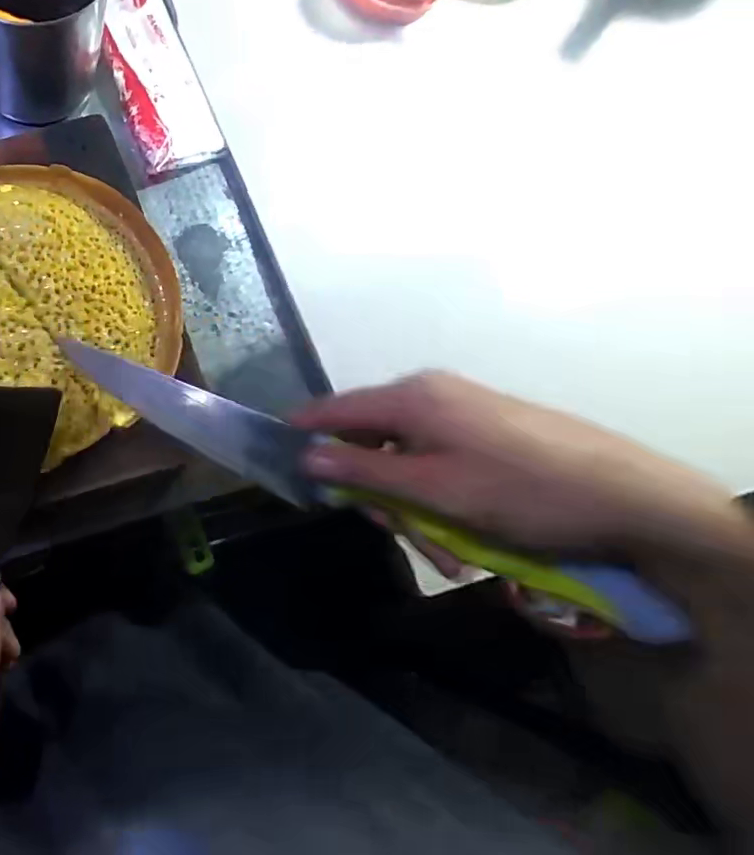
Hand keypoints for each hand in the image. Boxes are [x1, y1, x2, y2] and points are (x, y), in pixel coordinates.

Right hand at [292, 370, 739, 558]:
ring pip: (406, 458)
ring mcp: (464, 411)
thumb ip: (359, 471)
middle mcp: (430, 394)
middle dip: (376, 492)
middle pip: (368, 441)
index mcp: (408, 397)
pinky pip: (441, 460)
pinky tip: (465, 536)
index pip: (327, 410)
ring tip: (444, 552)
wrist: (651, 504)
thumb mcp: (432, 489)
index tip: (295, 474)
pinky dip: (441, 496)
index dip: (303, 440)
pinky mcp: (493, 431)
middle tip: (396, 533)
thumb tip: (302, 456)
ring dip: (413, 506)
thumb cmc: (526, 492)